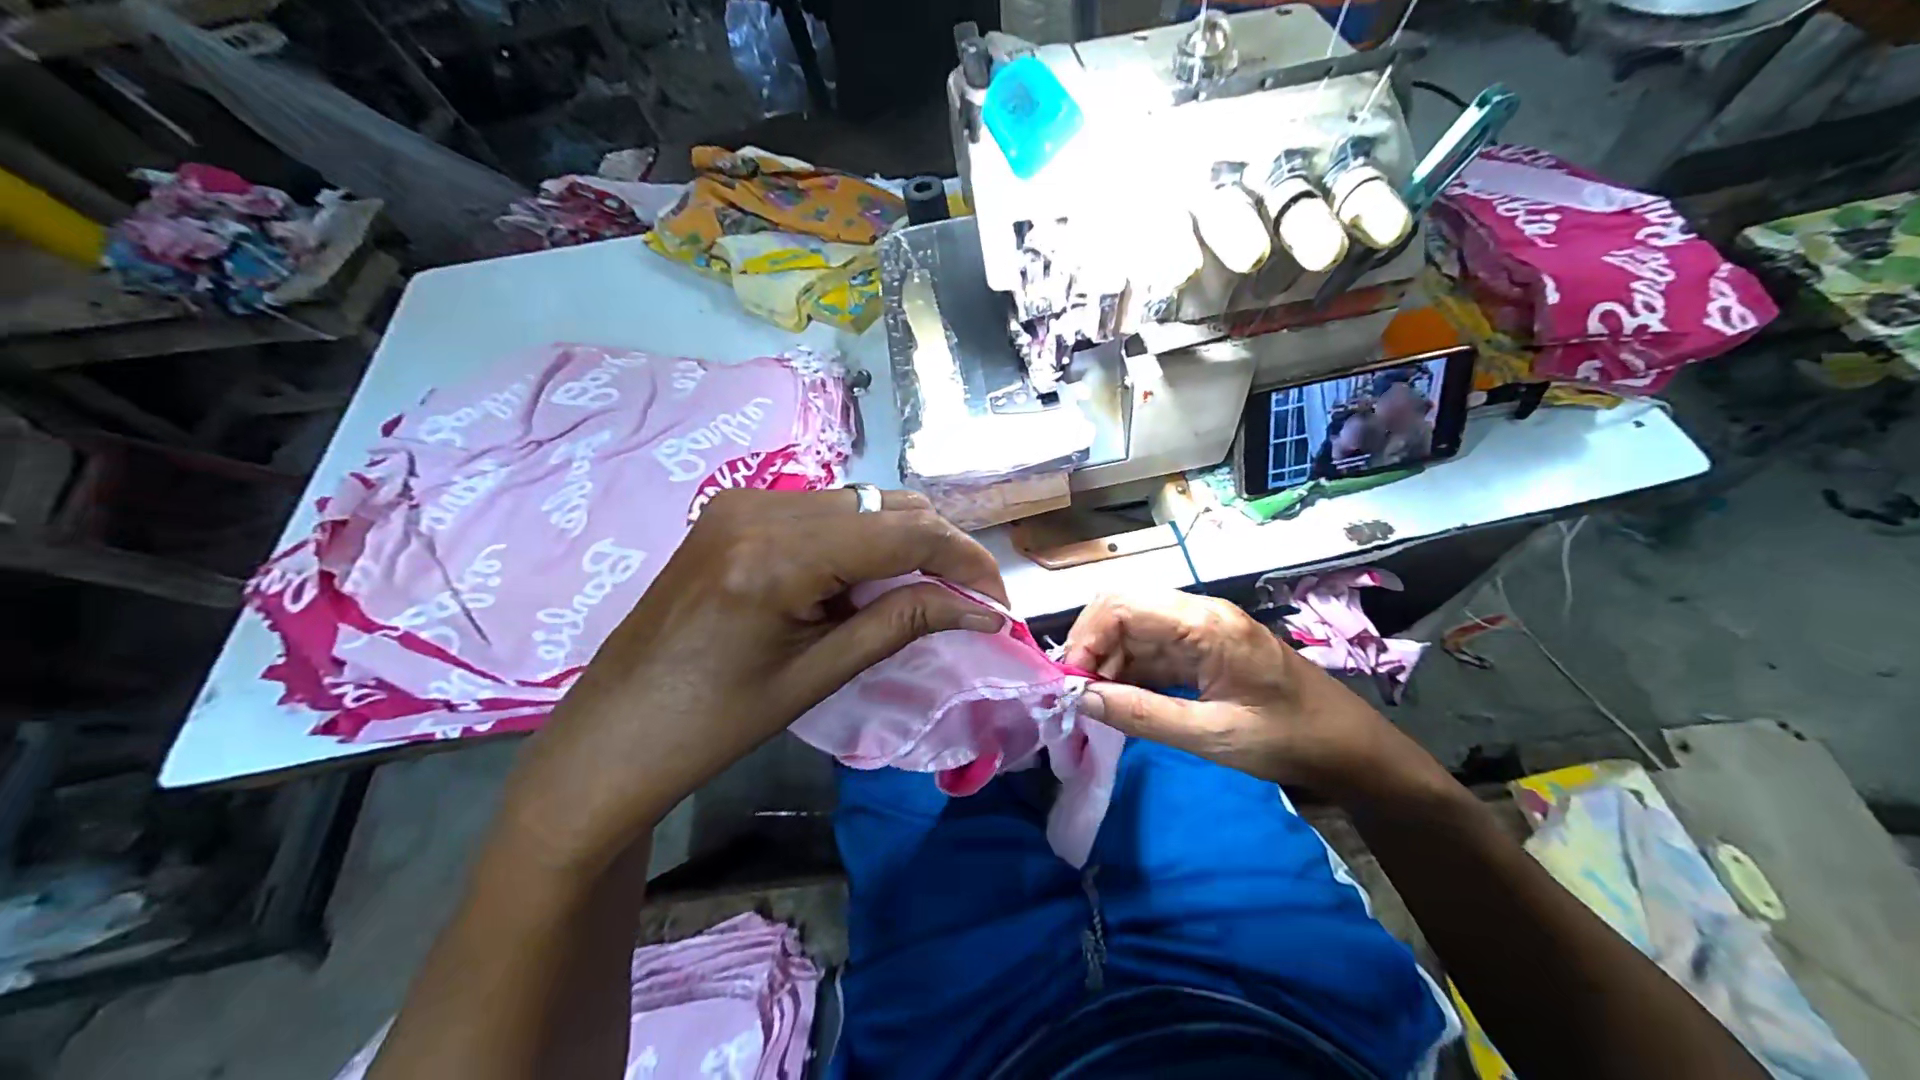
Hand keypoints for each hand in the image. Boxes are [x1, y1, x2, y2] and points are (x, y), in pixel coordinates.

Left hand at [499, 487, 1005, 873]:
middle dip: (940, 550)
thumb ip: (901, 625)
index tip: (999, 602)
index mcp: (776, 554)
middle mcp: (760, 506)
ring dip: (903, 544)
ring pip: (859, 504)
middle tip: (972, 600)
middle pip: (886, 508)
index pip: (903, 535)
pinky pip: (823, 513)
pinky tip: (868, 583)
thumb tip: (979, 610)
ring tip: (928, 596)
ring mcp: (742, 502)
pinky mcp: (734, 512)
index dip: (964, 563)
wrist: (613, 735)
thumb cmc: (712, 723)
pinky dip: (861, 542)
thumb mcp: (817, 675)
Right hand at [1063, 591, 1451, 807]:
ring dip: (1106, 662)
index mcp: (1204, 624)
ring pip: (1132, 630)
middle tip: (1077, 693)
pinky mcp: (1201, 649)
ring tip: (1094, 703)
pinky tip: (1119, 700)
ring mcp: (1199, 630)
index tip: (1071, 683)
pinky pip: (1150, 650)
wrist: (1348, 748)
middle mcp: (1197, 614)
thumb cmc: (1287, 739)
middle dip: (1091, 647)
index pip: (1122, 605)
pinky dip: (1127, 671)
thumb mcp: (1212, 736)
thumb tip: (1082, 698)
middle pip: (1122, 610)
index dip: (1086, 637)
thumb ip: (1143, 715)